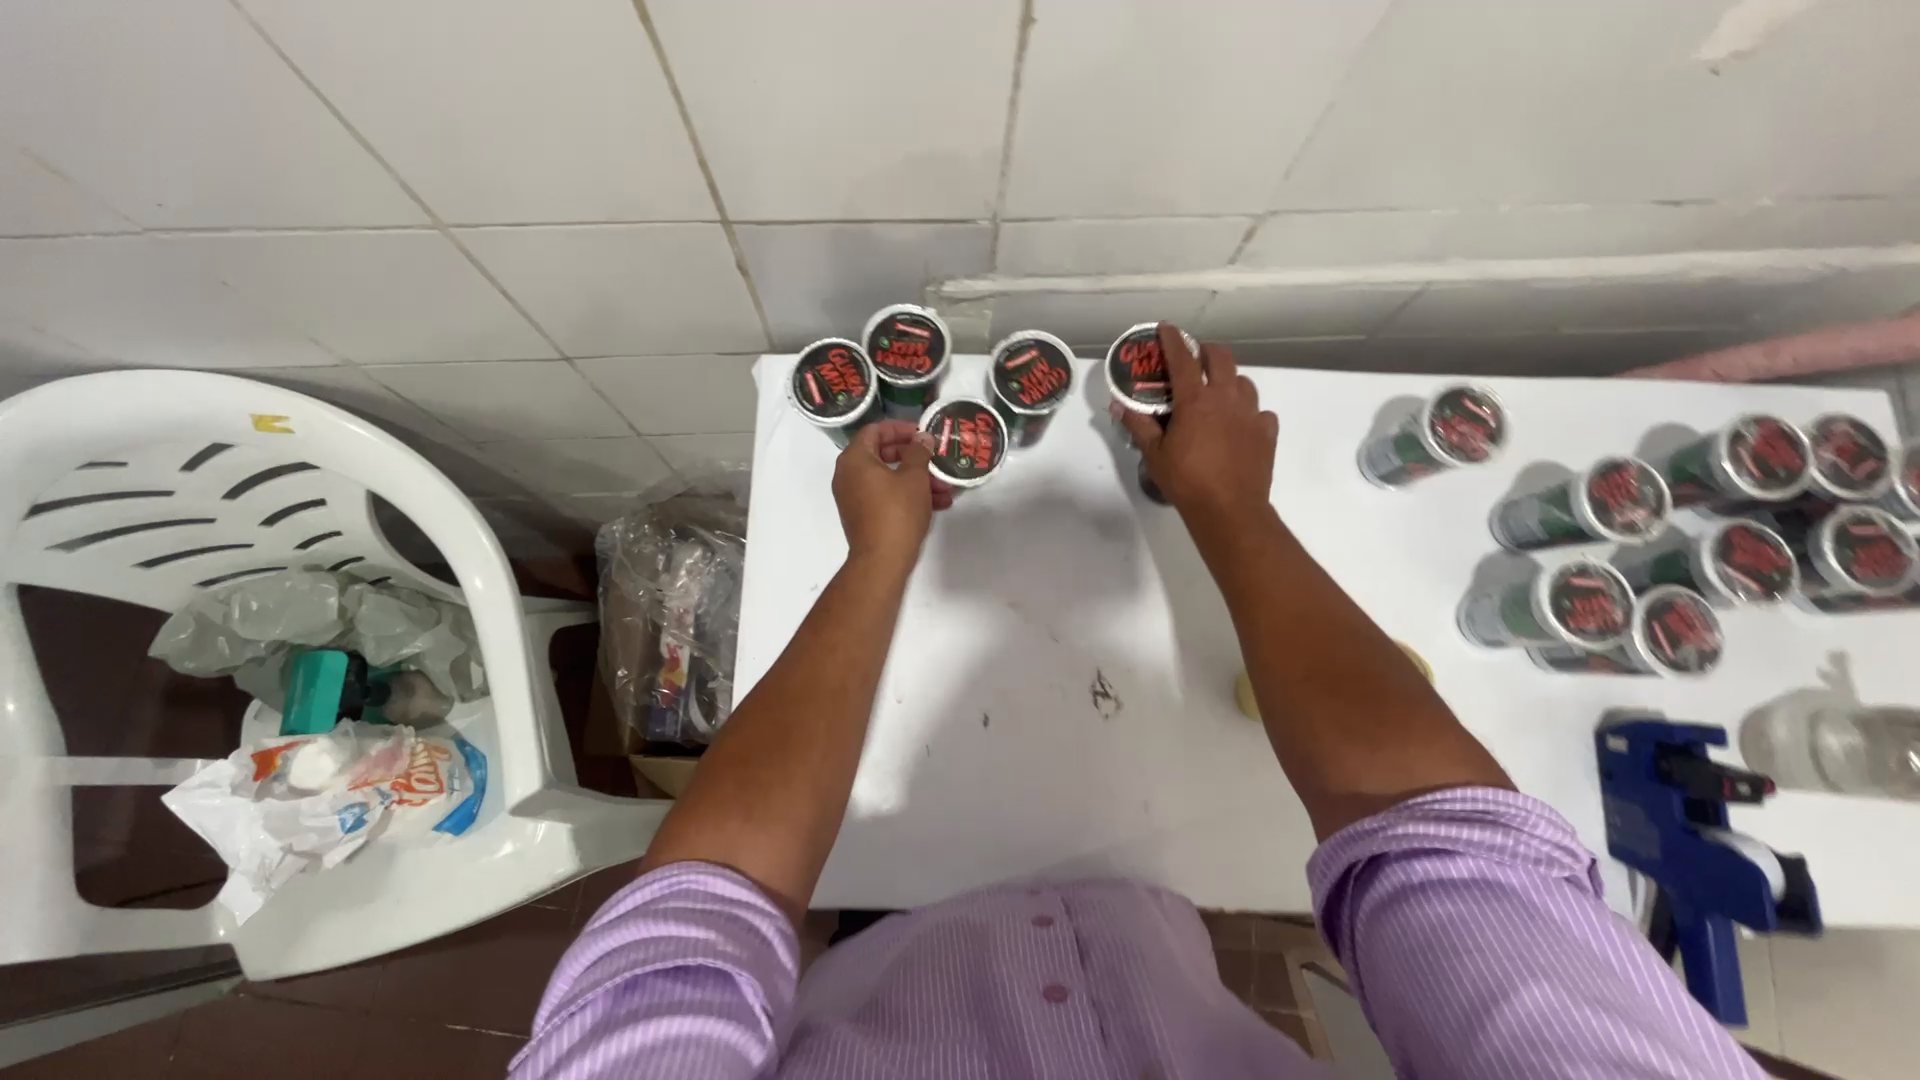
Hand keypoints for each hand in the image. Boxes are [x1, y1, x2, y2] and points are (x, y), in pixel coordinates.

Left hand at [833, 419, 952, 570]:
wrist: (882, 560)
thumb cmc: (897, 512)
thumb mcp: (914, 477)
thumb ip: (919, 452)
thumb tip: (922, 438)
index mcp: (855, 459)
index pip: (875, 430)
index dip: (900, 428)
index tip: (923, 433)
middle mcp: (848, 475)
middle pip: (882, 454)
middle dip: (914, 457)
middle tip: (935, 459)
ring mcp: (853, 496)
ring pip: (888, 478)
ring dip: (916, 479)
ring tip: (944, 488)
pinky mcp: (862, 515)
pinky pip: (885, 496)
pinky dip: (907, 495)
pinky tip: (937, 504)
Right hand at [1116, 323, 1278, 527]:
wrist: (1230, 509)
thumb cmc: (1186, 481)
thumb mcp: (1155, 454)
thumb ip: (1139, 425)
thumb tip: (1119, 405)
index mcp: (1196, 400)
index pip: (1183, 358)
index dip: (1173, 340)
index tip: (1166, 328)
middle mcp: (1226, 398)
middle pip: (1221, 358)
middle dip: (1206, 351)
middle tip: (1195, 358)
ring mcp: (1251, 413)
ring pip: (1243, 382)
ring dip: (1228, 380)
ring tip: (1216, 392)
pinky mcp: (1266, 432)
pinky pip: (1260, 412)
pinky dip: (1249, 412)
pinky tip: (1239, 424)